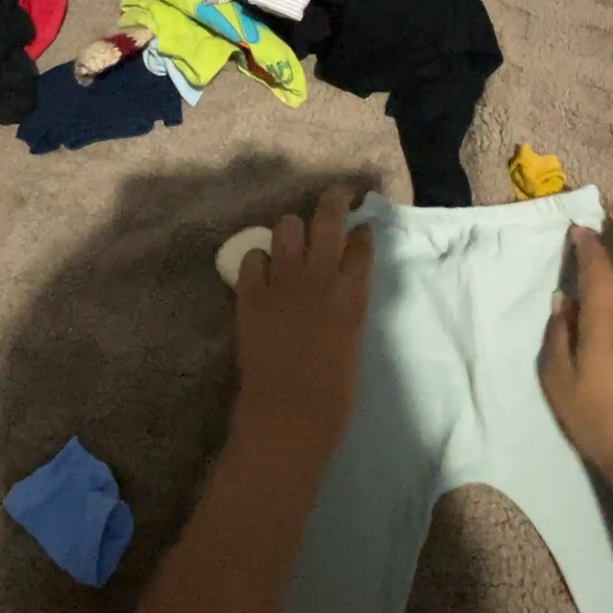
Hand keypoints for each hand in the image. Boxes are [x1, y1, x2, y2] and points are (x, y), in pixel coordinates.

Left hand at [234, 185, 374, 451]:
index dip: (362, 230)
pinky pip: (252, 257)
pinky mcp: (250, 295)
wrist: (287, 417)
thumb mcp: (352, 341)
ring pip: (286, 227)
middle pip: (327, 218)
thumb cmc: (332, 395)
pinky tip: (263, 272)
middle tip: (337, 195)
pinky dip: (259, 261)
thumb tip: (341, 286)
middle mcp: (318, 279)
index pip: (361, 244)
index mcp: (351, 296)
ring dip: (292, 231)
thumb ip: (346, 305)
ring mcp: (282, 283)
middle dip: (334, 199)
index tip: (361, 226)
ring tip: (293, 242)